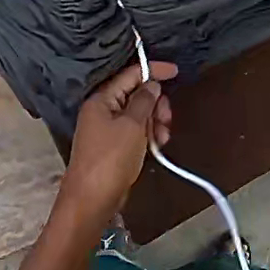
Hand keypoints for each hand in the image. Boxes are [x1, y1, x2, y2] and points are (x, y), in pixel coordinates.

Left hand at [61, 61, 176, 218]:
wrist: (93, 199)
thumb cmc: (111, 159)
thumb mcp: (132, 125)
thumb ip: (144, 101)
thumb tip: (152, 84)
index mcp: (102, 100)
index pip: (129, 75)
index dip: (153, 71)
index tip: (175, 71)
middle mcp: (103, 111)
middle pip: (136, 95)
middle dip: (155, 104)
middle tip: (166, 118)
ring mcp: (108, 129)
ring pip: (139, 115)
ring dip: (154, 122)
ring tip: (162, 137)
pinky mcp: (115, 146)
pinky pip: (136, 132)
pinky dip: (149, 135)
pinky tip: (158, 145)